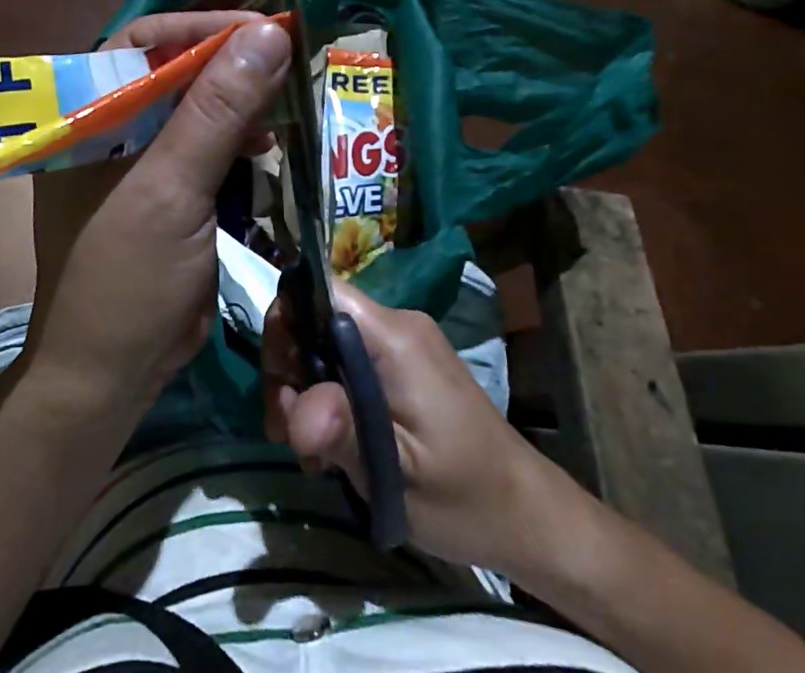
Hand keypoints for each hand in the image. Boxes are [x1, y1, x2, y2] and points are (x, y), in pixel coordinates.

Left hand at [24, 13, 289, 414]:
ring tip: (280, 108)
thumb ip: (217, 111)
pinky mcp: (164, 192)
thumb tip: (268, 34)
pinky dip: (236, 141)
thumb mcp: (172, 190)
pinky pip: (203, 148)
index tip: (264, 33)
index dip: (203, 30)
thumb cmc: (129, 278)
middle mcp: (108, 130)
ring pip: (193, 109)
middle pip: (172, 71)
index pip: (143, 42)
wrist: (112, 369)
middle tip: (285, 66)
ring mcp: (136, 162)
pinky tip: (264, 147)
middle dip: (229, 65)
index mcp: (87, 118)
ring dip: (238, 103)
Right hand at [263, 281, 585, 572]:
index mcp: (395, 338)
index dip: (286, 322)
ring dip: (306, 392)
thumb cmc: (464, 495)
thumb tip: (295, 408)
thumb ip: (343, 432)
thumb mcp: (395, 472)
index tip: (280, 383)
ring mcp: (402, 346)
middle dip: (289, 370)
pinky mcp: (404, 368)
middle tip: (285, 434)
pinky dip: (328, 399)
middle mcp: (397, 327)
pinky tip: (330, 448)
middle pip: (316, 320)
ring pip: (327, 346)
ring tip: (309, 453)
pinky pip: (348, 365)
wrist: (524, 514)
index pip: (321, 290)